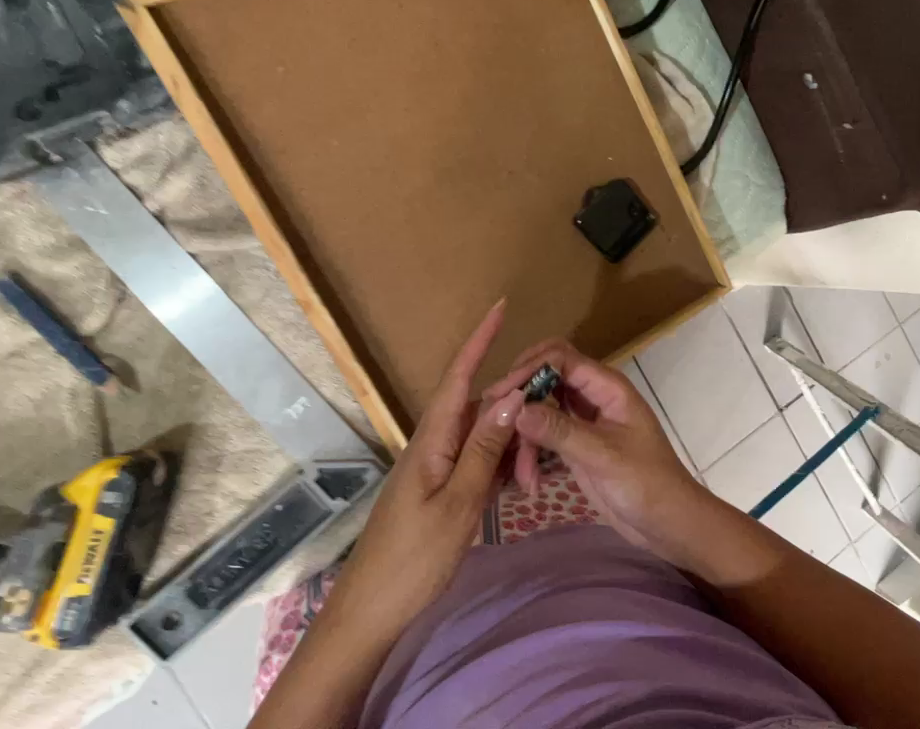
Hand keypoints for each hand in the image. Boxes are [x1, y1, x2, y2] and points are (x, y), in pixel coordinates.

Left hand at [333, 300, 523, 627]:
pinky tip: (524, 474)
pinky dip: (502, 463)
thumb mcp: (458, 504)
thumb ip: (485, 450)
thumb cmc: (412, 558)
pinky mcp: (441, 490)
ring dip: (511, 440)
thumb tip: (511, 397)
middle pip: (478, 405)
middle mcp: (433, 445)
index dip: (479, 341)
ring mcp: (436, 468)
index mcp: (432, 440)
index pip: (458, 377)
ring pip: (482, 435)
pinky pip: (478, 462)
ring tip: (538, 457)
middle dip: (513, 401)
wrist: (371, 611)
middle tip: (548, 405)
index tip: (500, 308)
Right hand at [483, 339, 719, 570]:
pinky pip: (545, 434)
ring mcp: (585, 420)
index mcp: (608, 387)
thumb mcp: (602, 456)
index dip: (529, 368)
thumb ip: (560, 431)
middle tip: (493, 421)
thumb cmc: (646, 483)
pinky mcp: (577, 444)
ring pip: (542, 408)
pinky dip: (533, 451)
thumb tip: (515, 409)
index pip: (561, 358)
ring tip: (520, 474)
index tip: (500, 394)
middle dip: (521, 396)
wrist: (668, 522)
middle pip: (548, 376)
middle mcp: (595, 396)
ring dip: (526, 435)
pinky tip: (528, 480)